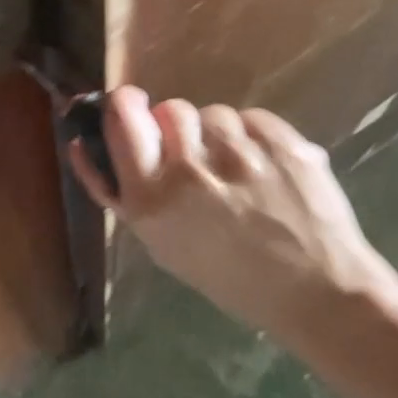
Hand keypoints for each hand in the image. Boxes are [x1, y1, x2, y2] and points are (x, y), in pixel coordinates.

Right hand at [72, 87, 397, 339]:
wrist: (316, 292)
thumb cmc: (228, 277)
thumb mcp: (159, 244)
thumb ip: (121, 193)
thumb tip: (81, 142)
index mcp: (150, 198)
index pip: (122, 117)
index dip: (126, 105)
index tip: (135, 108)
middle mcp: (187, 170)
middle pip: (170, 108)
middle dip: (178, 126)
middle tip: (196, 155)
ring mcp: (238, 154)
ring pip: (214, 113)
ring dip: (220, 134)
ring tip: (239, 171)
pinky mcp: (281, 143)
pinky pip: (252, 118)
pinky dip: (257, 137)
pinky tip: (267, 169)